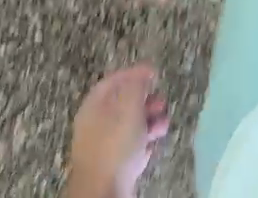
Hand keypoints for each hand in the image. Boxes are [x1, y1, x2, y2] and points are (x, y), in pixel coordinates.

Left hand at [66, 64, 169, 197]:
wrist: (104, 191)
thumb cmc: (115, 142)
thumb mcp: (129, 105)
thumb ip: (136, 85)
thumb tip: (143, 72)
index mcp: (93, 105)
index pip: (113, 80)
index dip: (134, 73)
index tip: (155, 73)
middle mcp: (95, 123)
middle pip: (123, 103)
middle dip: (146, 100)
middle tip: (161, 102)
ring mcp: (103, 146)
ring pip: (130, 126)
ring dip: (150, 122)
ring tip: (163, 125)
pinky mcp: (113, 165)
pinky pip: (131, 146)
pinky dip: (144, 142)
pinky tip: (154, 144)